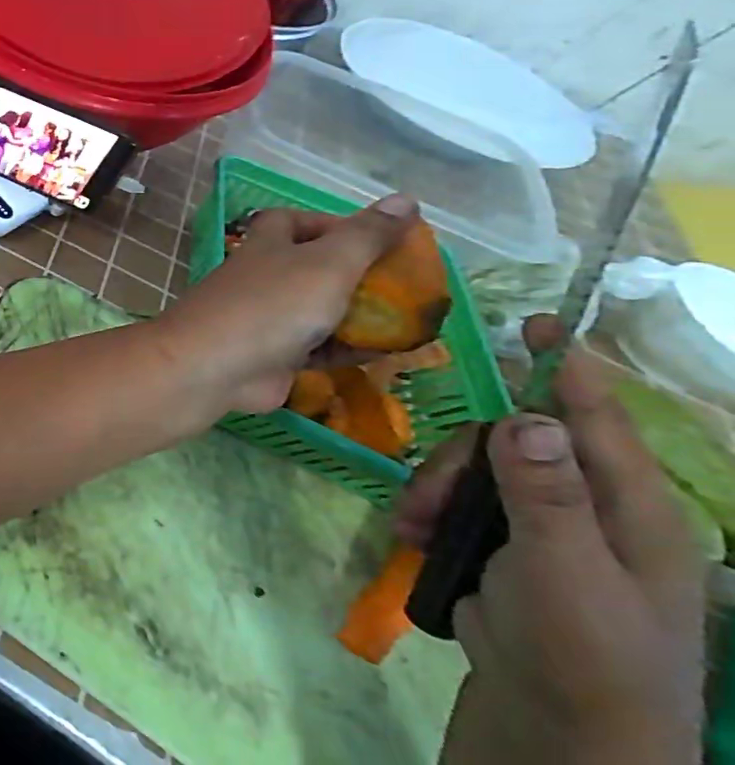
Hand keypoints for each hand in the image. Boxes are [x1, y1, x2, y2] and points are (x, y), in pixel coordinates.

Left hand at [159, 194, 418, 415]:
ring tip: (414, 319)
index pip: (290, 220)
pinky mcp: (273, 355)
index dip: (330, 222)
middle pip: (309, 266)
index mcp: (265, 246)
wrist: (213, 366)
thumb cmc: (271, 304)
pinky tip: (391, 352)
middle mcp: (261, 277)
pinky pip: (319, 348)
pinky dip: (350, 349)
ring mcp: (264, 317)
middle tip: (406, 283)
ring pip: (317, 309)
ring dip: (359, 314)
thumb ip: (366, 235)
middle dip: (355, 272)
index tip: (377, 235)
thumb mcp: (328, 262)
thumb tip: (404, 199)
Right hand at [398, 320, 705, 764]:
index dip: (568, 368)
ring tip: (411, 525)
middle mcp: (588, 503)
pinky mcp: (503, 540)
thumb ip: (547, 494)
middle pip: (510, 441)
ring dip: (434, 488)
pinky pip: (456, 498)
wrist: (559, 718)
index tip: (540, 322)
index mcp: (629, 506)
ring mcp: (543, 523)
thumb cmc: (584, 647)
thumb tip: (530, 417)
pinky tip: (412, 533)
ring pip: (475, 468)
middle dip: (458, 460)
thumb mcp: (563, 569)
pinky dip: (427, 509)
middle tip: (426, 497)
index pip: (596, 419)